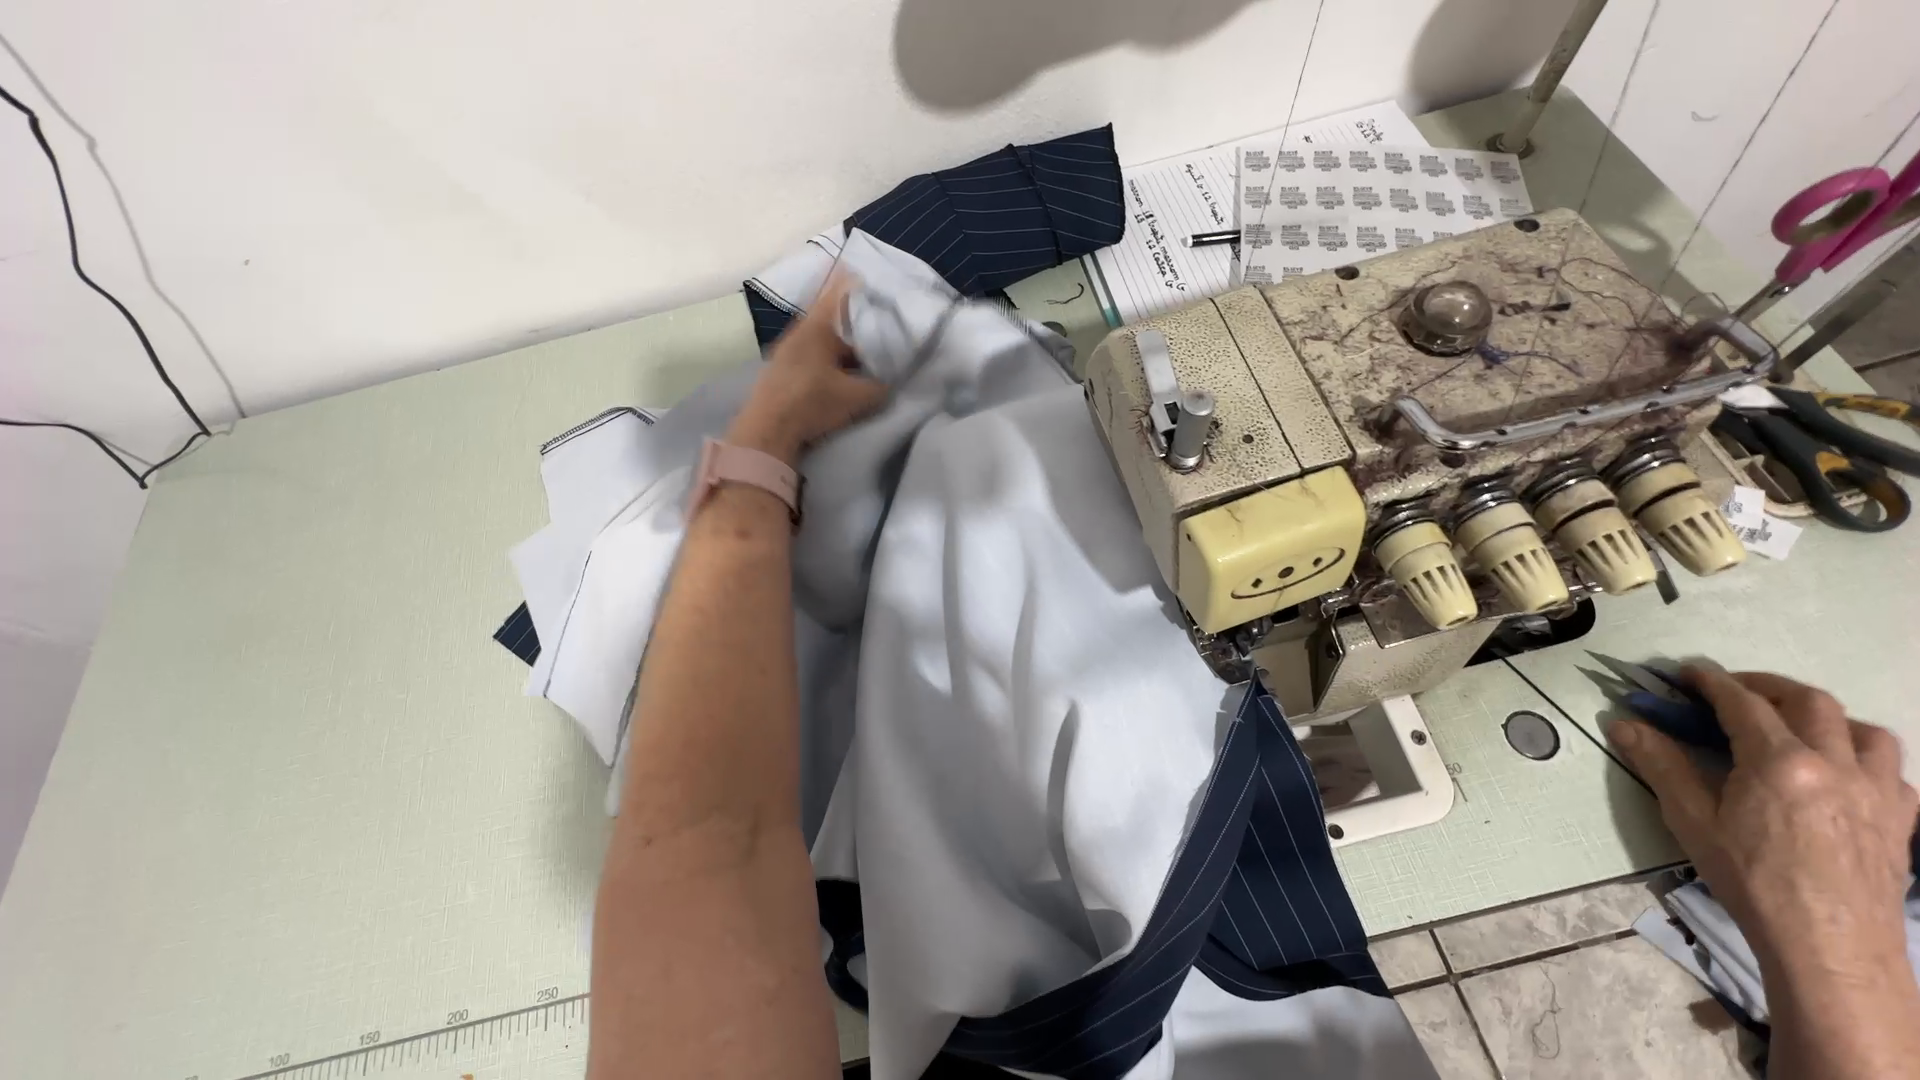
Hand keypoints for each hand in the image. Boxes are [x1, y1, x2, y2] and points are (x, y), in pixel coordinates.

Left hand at [727, 274, 888, 465]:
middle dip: (855, 329)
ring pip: (822, 344)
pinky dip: (828, 363)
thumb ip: (880, 386)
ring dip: (841, 351)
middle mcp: (799, 333)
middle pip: (833, 324)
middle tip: (878, 335)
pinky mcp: (781, 372)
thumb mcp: (857, 396)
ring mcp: (786, 352)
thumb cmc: (812, 402)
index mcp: (817, 326)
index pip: (838, 295)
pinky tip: (840, 378)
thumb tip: (890, 382)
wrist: (768, 431)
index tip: (867, 278)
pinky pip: (812, 359)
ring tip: (864, 361)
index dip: (854, 286)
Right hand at [1609, 669, 1917, 991]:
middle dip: (1766, 686)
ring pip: (1863, 729)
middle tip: (1732, 691)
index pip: (1743, 702)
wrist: (1828, 945)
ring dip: (1824, 717)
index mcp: (1780, 761)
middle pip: (1809, 701)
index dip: (1711, 681)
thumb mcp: (1691, 820)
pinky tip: (1838, 772)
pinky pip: (1892, 770)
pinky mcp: (1901, 818)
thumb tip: (1623, 722)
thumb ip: (1659, 764)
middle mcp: (1835, 764)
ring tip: (1793, 726)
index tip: (1687, 672)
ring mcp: (1879, 790)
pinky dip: (1861, 756)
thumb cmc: (1750, 879)